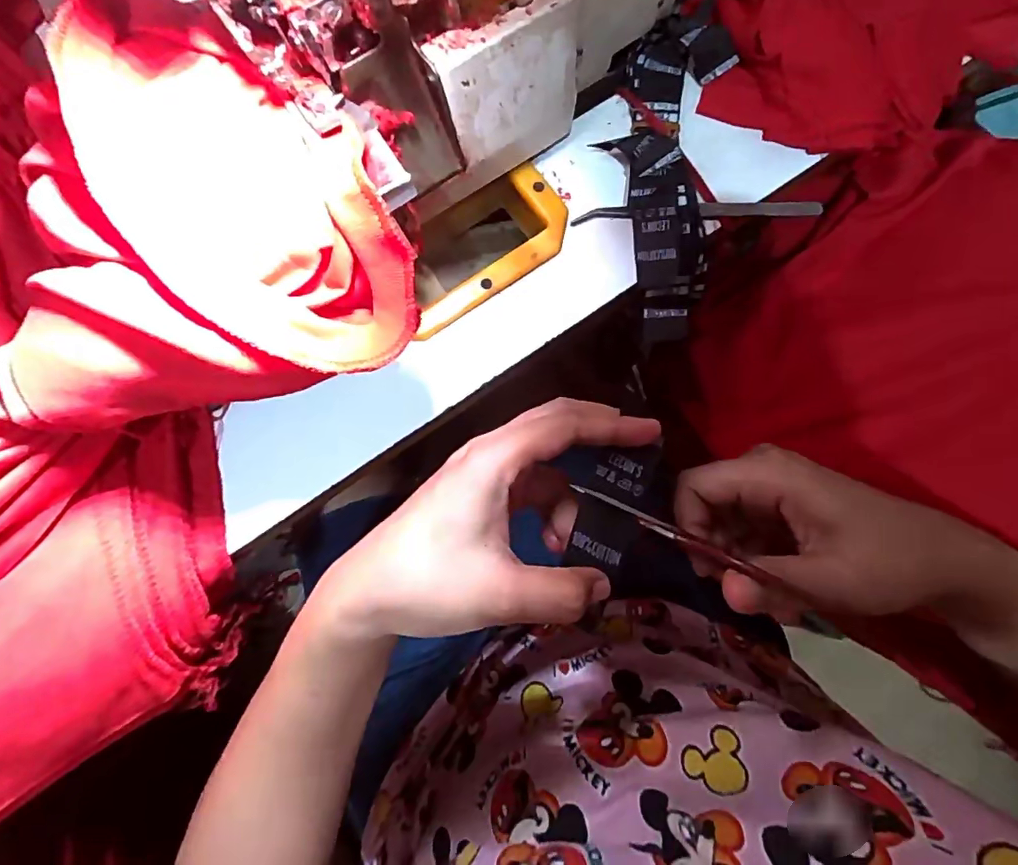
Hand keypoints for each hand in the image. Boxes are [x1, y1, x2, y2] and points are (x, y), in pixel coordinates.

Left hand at [309, 399, 660, 640]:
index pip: (563, 424)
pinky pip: (525, 484)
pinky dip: (547, 506)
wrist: (365, 593)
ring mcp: (478, 471)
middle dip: (597, 435)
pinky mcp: (473, 491)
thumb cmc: (427, 582)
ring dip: (567, 494)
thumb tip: (602, 586)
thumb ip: (562, 592)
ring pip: (541, 462)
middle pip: (552, 425)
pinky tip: (546, 546)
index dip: (610, 424)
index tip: (651, 431)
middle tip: (638, 451)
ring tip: (570, 544)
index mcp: (494, 460)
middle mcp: (487, 454)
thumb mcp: (501, 594)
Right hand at [671, 445, 1017, 629]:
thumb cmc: (888, 564)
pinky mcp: (782, 504)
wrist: (943, 561)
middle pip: (706, 503)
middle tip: (743, 592)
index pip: (694, 484)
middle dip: (715, 551)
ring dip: (738, 563)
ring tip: (775, 598)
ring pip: (723, 520)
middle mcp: (763, 469)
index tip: (709, 572)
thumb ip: (770, 584)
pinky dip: (755, 561)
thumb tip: (722, 593)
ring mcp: (773, 486)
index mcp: (770, 473)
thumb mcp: (828, 581)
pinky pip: (745, 528)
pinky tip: (785, 590)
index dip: (687, 526)